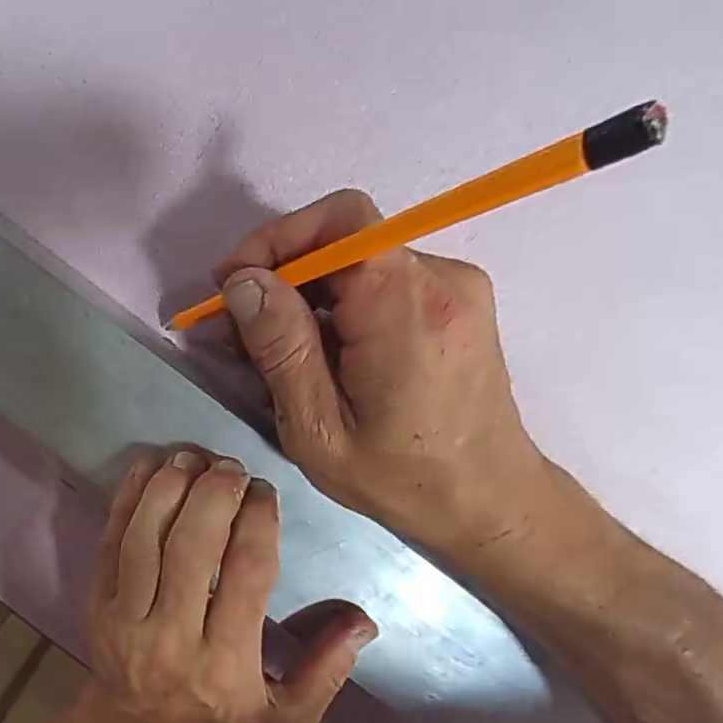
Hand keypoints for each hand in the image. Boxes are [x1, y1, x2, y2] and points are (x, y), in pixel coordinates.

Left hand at [82, 447, 376, 722]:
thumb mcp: (285, 721)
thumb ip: (325, 672)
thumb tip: (363, 620)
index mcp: (225, 664)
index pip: (245, 575)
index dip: (258, 522)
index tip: (264, 491)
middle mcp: (172, 637)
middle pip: (192, 548)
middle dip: (213, 494)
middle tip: (230, 466)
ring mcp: (126, 618)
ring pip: (145, 538)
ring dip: (168, 489)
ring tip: (191, 459)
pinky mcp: (96, 603)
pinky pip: (110, 542)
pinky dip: (127, 500)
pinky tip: (149, 468)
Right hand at [213, 189, 562, 563]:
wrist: (491, 501)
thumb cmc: (399, 476)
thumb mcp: (317, 426)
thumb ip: (280, 347)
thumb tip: (244, 282)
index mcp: (403, 305)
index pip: (338, 221)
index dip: (275, 239)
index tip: (231, 283)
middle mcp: (438, 279)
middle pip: (342, 241)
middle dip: (279, 275)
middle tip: (237, 328)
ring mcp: (454, 288)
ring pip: (357, 264)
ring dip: (304, 295)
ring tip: (270, 350)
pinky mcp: (455, 303)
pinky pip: (380, 283)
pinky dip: (336, 307)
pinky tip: (316, 355)